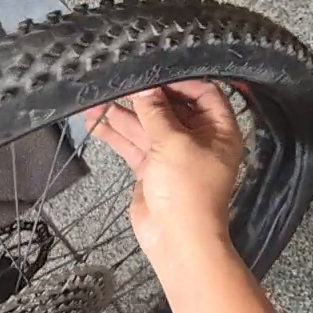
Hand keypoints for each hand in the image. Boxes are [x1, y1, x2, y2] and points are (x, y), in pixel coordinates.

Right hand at [87, 81, 242, 260]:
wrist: (177, 239)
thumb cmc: (188, 191)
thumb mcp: (173, 143)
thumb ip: (156, 111)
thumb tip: (145, 87)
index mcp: (217, 130)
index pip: (203, 93)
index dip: (179, 82)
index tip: (154, 73)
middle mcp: (197, 139)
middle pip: (170, 108)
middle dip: (144, 97)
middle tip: (121, 83)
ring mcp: (173, 154)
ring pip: (146, 126)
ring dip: (123, 114)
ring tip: (97, 100)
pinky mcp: (151, 168)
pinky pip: (133, 144)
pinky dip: (116, 133)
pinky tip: (96, 121)